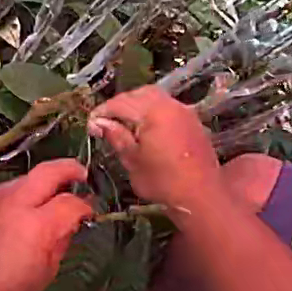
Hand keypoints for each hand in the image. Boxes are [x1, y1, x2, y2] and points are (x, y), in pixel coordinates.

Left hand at [0, 159, 92, 290]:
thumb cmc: (7, 290)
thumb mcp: (46, 271)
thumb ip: (60, 241)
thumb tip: (68, 224)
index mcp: (37, 223)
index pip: (71, 203)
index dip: (85, 206)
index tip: (89, 212)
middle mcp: (13, 202)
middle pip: (47, 172)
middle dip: (68, 170)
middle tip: (80, 175)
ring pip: (22, 179)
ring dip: (39, 182)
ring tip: (47, 195)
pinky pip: (2, 192)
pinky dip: (16, 195)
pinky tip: (17, 210)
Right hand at [86, 87, 223, 210]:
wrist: (200, 196)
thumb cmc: (161, 180)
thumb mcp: (131, 160)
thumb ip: (115, 136)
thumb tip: (98, 122)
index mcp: (153, 113)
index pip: (119, 103)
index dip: (102, 112)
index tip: (91, 126)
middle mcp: (170, 106)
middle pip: (138, 94)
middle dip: (119, 105)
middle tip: (106, 123)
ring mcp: (184, 112)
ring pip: (154, 97)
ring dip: (136, 105)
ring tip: (124, 124)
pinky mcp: (192, 121)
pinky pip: (167, 106)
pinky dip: (152, 111)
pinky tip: (145, 128)